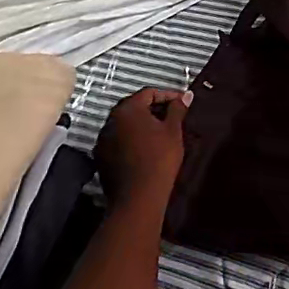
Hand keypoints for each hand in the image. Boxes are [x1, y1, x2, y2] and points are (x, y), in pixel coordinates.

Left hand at [96, 86, 191, 204]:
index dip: (168, 95)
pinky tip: (146, 147)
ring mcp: (103, 140)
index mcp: (127, 109)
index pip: (148, 93)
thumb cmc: (160, 158)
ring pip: (125, 124)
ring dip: (142, 124)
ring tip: (161, 132)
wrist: (138, 196)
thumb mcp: (174, 130)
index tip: (183, 103)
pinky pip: (119, 139)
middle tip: (173, 116)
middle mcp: (110, 121)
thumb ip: (178, 109)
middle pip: (134, 106)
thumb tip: (186, 95)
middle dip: (154, 108)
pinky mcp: (101, 157)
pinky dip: (132, 138)